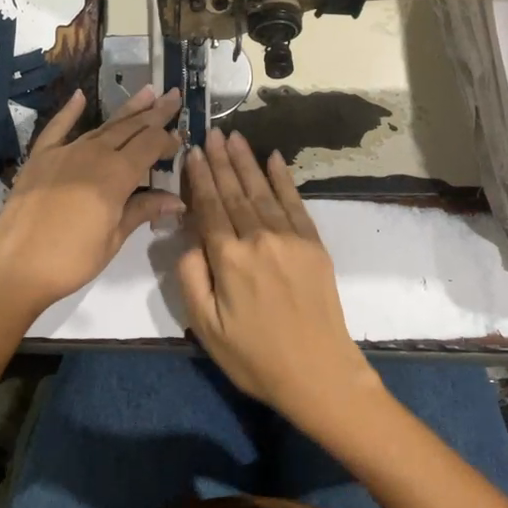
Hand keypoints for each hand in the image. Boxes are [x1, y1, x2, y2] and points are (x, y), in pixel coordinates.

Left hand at [0, 86, 184, 315]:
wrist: (15, 265)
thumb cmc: (71, 259)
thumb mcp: (113, 239)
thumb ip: (142, 211)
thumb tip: (176, 200)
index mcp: (117, 174)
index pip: (150, 145)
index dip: (167, 141)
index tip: (181, 141)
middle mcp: (93, 154)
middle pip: (129, 128)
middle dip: (154, 113)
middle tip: (173, 95)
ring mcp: (64, 152)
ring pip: (101, 126)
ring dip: (126, 110)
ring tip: (146, 92)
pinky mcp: (39, 158)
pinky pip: (57, 128)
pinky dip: (69, 111)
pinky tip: (79, 96)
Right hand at [178, 129, 373, 420]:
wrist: (319, 375)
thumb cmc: (254, 358)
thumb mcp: (205, 326)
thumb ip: (191, 277)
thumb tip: (188, 238)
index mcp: (228, 258)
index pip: (208, 207)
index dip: (198, 178)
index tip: (191, 151)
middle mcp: (258, 239)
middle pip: (234, 192)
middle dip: (220, 161)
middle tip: (211, 132)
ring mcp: (290, 239)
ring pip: (262, 191)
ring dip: (247, 163)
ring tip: (234, 138)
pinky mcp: (314, 246)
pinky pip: (295, 203)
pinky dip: (284, 179)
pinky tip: (275, 159)